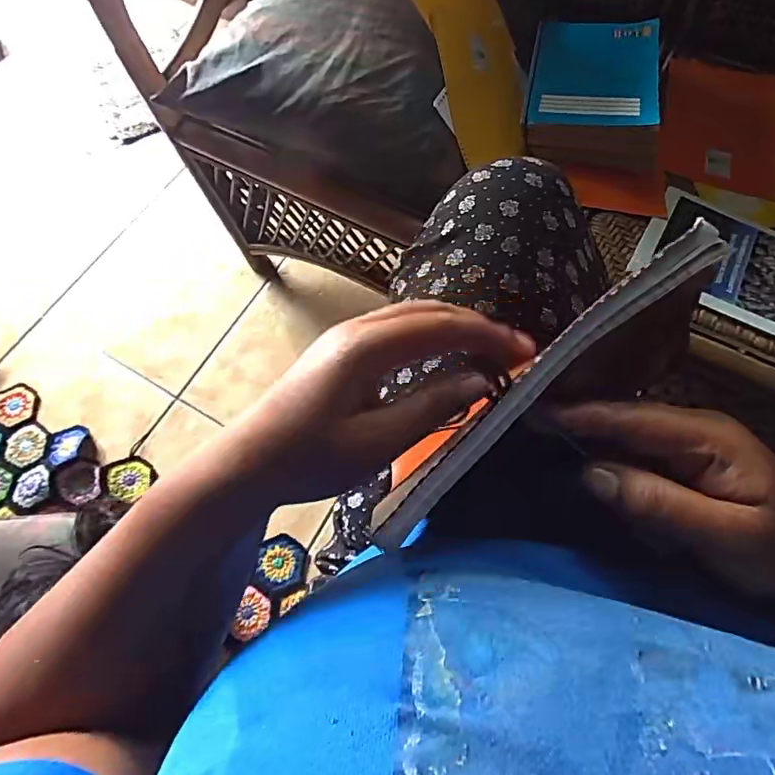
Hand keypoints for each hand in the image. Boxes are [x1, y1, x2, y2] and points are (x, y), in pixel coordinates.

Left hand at [224, 300, 535, 504]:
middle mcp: (360, 328)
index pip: (443, 328)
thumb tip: (481, 382)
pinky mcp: (344, 345)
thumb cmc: (310, 458)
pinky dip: (436, 332)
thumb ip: (434, 406)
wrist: (247, 463)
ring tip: (494, 348)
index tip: (527, 351)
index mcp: (368, 348)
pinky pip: (401, 325)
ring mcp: (349, 333)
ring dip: (459, 326)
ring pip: (417, 314)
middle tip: (519, 349)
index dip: (490, 336)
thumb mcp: (378, 442)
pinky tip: (450, 350)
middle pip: (433, 312)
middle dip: (480, 326)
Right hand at [552, 401, 774, 600]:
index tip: (531, 408)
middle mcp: (693, 431)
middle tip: (527, 426)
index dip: (579, 413)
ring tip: (579, 467)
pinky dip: (623, 480)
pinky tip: (617, 494)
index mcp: (705, 435)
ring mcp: (691, 450)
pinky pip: (642, 468)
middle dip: (579, 426)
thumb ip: (661, 503)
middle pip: (623, 423)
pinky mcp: (688, 472)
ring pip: (628, 446)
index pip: (630, 417)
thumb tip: (592, 473)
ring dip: (602, 460)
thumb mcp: (728, 535)